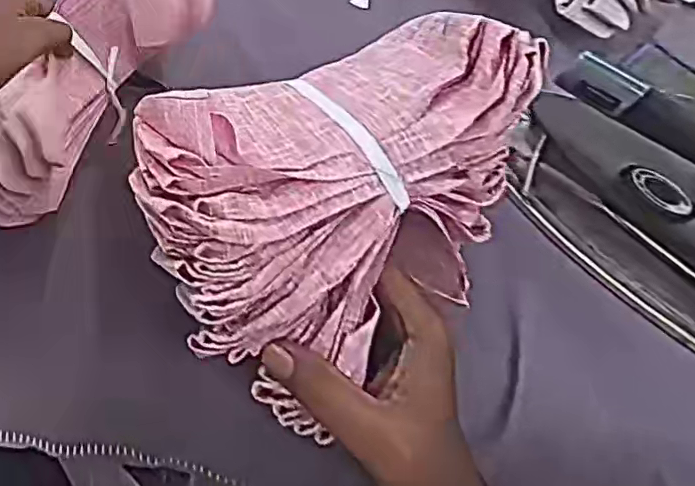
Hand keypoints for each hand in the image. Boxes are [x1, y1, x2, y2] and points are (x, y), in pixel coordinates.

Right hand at [261, 265, 482, 485]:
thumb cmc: (421, 465)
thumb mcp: (372, 430)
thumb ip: (325, 390)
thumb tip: (271, 346)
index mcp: (423, 325)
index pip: (380, 262)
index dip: (342, 243)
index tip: (302, 232)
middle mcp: (410, 319)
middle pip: (362, 272)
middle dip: (323, 260)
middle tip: (281, 245)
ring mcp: (392, 333)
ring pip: (350, 292)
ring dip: (318, 283)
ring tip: (279, 265)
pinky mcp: (373, 348)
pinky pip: (342, 313)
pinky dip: (318, 307)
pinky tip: (289, 302)